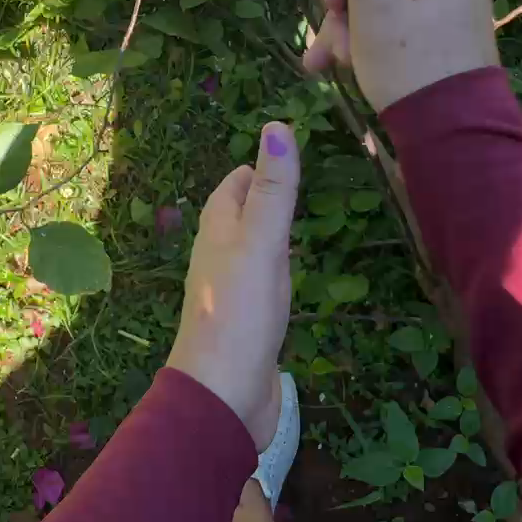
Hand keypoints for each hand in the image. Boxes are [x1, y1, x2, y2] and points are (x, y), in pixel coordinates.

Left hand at [167, 121, 299, 451]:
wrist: (223, 395)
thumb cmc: (240, 310)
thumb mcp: (261, 241)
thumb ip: (272, 188)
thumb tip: (276, 126)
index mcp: (217, 230)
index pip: (234, 184)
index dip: (259, 167)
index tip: (292, 156)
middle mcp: (218, 255)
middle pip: (239, 214)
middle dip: (265, 196)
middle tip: (304, 187)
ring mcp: (230, 290)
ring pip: (249, 248)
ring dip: (270, 232)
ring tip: (302, 224)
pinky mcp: (245, 321)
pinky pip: (260, 282)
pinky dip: (276, 269)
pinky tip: (291, 278)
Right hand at [303, 0, 500, 111]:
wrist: (453, 136)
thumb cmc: (408, 66)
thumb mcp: (375, 3)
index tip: (332, 11)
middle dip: (344, 10)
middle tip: (332, 47)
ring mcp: (453, 12)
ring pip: (383, 6)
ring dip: (350, 32)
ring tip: (333, 66)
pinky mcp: (449, 42)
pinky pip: (399, 29)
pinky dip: (371, 45)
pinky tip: (347, 69)